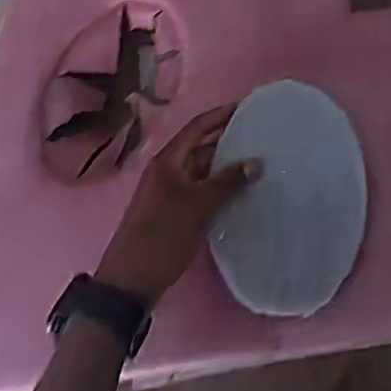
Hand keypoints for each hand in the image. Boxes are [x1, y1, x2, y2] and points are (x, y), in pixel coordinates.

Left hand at [95, 105, 259, 306]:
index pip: (198, 127)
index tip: (248, 106)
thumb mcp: (199, 206)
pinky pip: (202, 186)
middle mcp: (168, 171)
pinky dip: (221, 182)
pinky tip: (242, 186)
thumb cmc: (162, 236)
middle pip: (202, 145)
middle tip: (260, 132)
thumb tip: (257, 163)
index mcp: (168, 162)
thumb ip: (229, 181)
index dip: (222, 114)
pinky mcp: (175, 209)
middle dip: (229, 137)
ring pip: (204, 167)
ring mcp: (170, 191)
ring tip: (257, 157)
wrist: (129, 283)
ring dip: (227, 162)